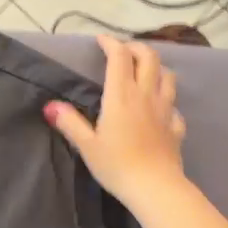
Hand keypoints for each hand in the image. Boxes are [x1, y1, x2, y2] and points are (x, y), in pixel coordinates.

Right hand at [46, 34, 187, 208]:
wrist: (155, 187)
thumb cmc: (116, 165)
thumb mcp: (87, 145)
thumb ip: (70, 122)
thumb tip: (50, 106)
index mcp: (121, 95)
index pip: (119, 57)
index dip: (110, 43)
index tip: (100, 40)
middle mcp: (146, 95)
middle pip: (149, 57)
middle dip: (135, 48)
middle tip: (122, 52)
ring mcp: (166, 109)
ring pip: (167, 75)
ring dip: (155, 68)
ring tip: (143, 73)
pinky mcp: (176, 126)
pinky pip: (174, 105)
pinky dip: (166, 99)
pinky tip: (159, 109)